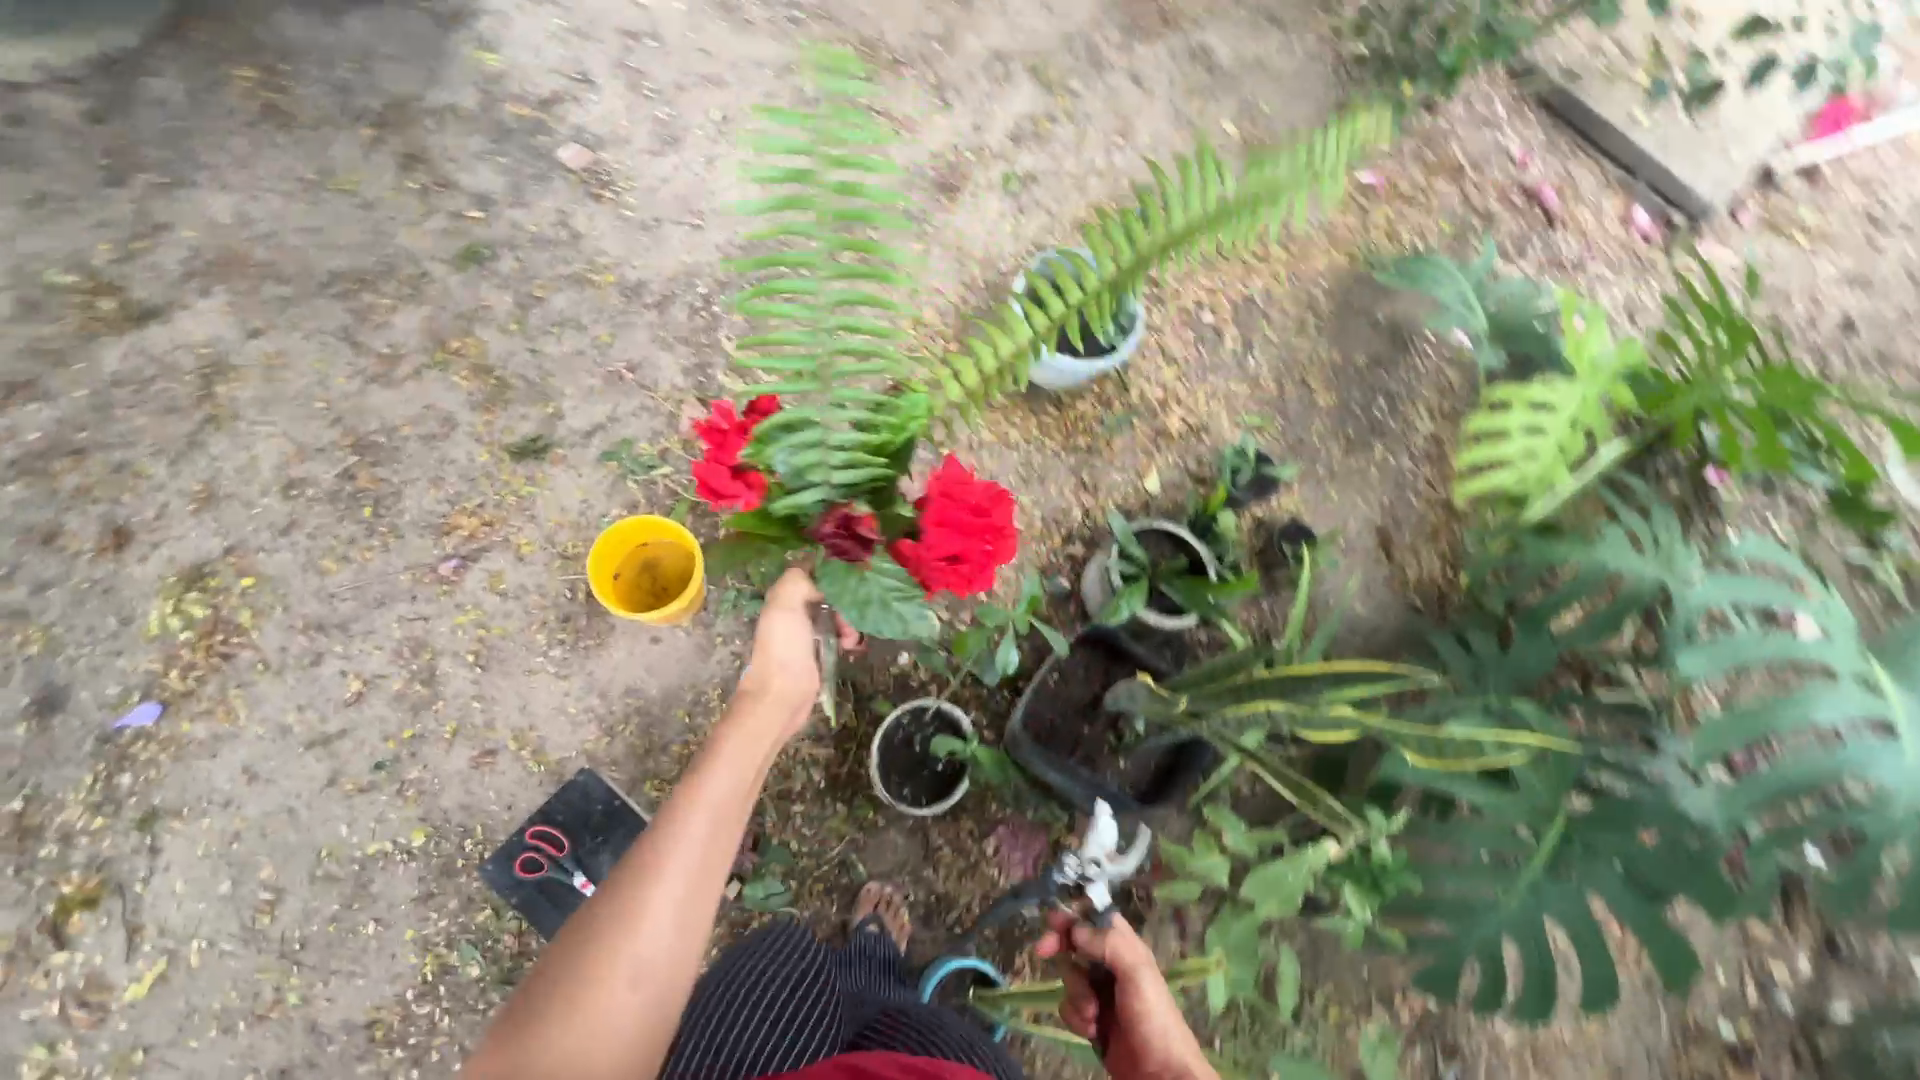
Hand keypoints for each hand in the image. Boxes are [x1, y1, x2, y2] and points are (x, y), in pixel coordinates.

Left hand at [733, 568, 860, 740]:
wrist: (782, 694)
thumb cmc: (784, 648)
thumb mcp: (784, 605)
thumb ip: (799, 580)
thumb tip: (822, 580)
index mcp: (784, 596)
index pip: (812, 570)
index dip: (832, 570)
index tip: (854, 573)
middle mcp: (796, 610)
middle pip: (830, 592)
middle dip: (846, 600)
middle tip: (851, 615)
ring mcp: (809, 632)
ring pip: (838, 613)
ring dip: (850, 621)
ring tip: (851, 638)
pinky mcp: (821, 651)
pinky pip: (841, 634)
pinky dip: (850, 636)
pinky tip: (852, 646)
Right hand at [1035, 910, 1216, 1079]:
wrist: (1159, 1073)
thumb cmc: (1152, 1017)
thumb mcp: (1136, 972)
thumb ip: (1108, 943)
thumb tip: (1075, 929)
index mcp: (1126, 948)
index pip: (1095, 918)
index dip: (1073, 915)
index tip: (1052, 920)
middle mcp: (1111, 965)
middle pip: (1074, 944)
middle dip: (1061, 950)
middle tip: (1042, 951)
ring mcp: (1100, 993)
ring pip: (1069, 977)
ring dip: (1076, 995)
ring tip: (1093, 1015)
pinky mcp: (1091, 1019)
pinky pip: (1068, 1007)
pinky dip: (1075, 1017)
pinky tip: (1092, 1030)